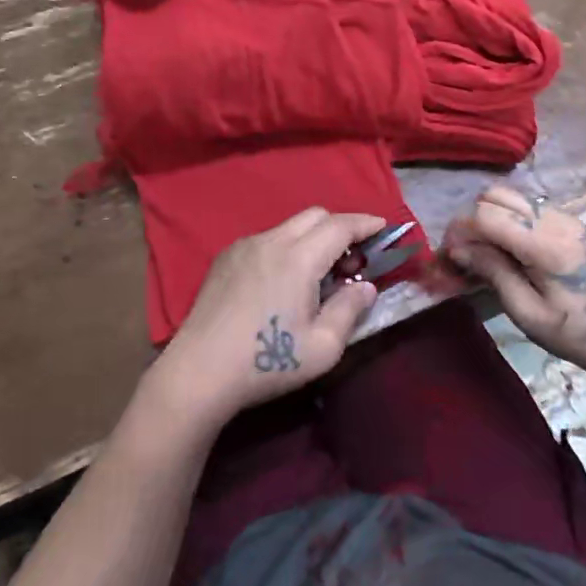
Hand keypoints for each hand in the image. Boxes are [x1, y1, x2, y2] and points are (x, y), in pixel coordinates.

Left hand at [150, 208, 384, 428]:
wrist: (201, 369)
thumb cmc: (267, 361)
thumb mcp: (323, 346)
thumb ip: (350, 309)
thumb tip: (366, 286)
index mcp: (298, 258)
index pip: (340, 225)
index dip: (366, 223)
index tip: (384, 228)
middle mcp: (270, 241)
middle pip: (314, 216)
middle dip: (340, 228)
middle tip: (353, 260)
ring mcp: (243, 246)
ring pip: (288, 226)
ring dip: (311, 238)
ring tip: (318, 275)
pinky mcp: (225, 258)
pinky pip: (265, 240)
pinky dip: (286, 247)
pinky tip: (283, 281)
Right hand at [442, 186, 585, 374]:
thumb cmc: (572, 333)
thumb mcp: (525, 311)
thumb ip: (492, 272)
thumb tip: (457, 248)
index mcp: (546, 245)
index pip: (486, 215)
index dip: (460, 231)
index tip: (449, 255)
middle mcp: (556, 221)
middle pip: (495, 196)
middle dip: (470, 220)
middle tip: (462, 251)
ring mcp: (564, 217)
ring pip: (508, 196)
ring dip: (486, 217)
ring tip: (480, 250)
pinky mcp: (567, 222)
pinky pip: (524, 206)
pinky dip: (504, 219)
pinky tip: (502, 248)